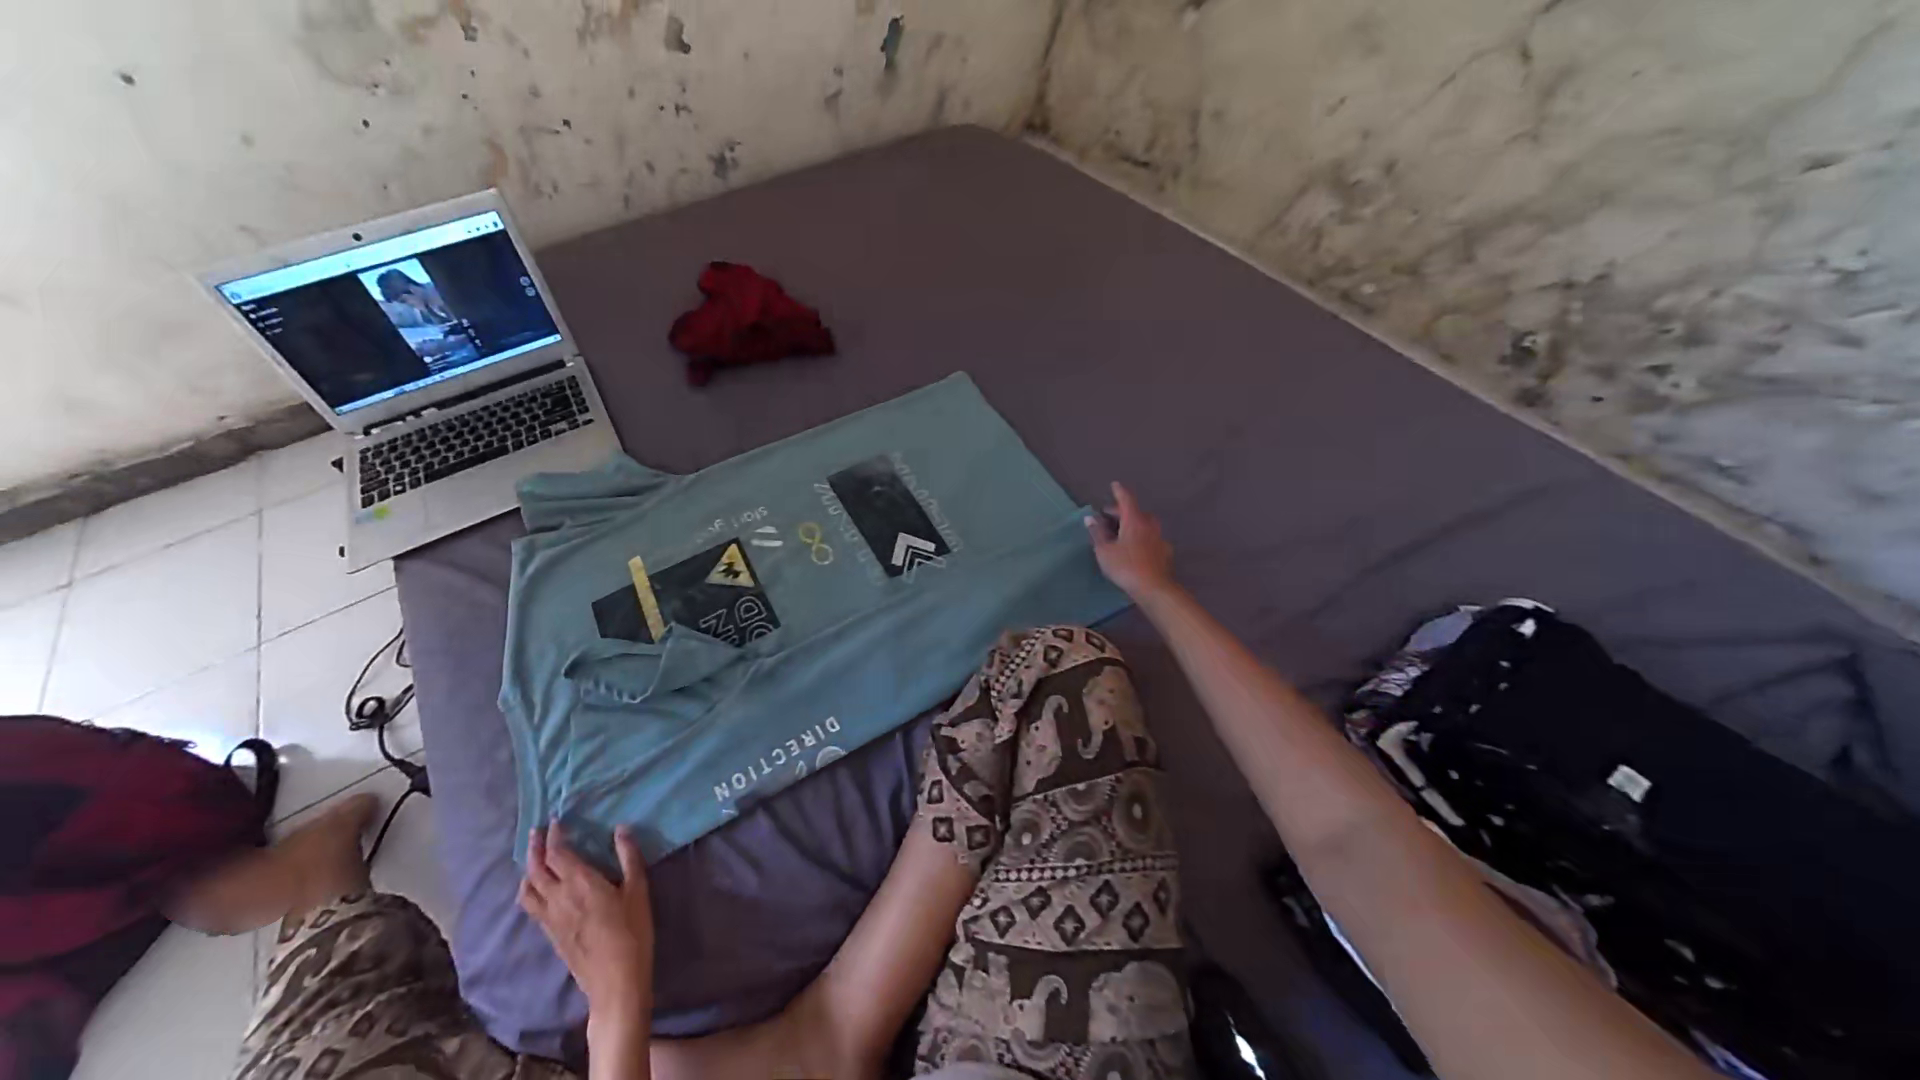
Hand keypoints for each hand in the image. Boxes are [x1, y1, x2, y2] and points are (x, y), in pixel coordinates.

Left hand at [520, 823, 653, 1010]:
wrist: (614, 979)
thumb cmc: (632, 931)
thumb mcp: (638, 890)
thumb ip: (629, 857)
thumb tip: (621, 829)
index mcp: (580, 883)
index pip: (558, 853)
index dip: (554, 835)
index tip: (555, 820)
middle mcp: (558, 897)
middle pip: (536, 868)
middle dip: (535, 847)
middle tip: (538, 832)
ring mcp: (550, 918)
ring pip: (527, 888)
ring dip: (528, 869)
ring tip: (534, 858)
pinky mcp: (549, 933)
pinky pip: (530, 905)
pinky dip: (529, 889)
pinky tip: (538, 888)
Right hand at [1085, 482, 1176, 601]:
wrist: (1154, 588)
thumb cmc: (1125, 566)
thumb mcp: (1104, 551)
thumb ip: (1098, 533)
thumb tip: (1090, 518)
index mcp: (1134, 520)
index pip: (1126, 500)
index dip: (1119, 491)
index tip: (1114, 485)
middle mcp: (1149, 525)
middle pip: (1136, 511)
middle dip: (1122, 511)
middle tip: (1109, 516)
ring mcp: (1160, 538)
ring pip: (1145, 524)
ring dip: (1133, 523)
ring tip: (1122, 531)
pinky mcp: (1165, 552)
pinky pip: (1151, 537)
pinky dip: (1142, 537)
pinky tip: (1136, 547)